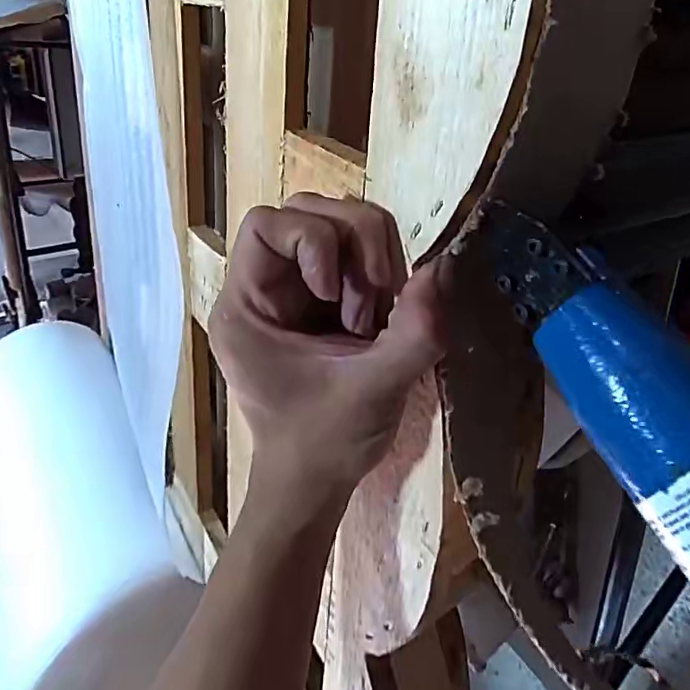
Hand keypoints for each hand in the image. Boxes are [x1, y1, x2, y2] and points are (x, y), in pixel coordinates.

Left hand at [208, 195, 446, 516]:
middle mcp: (266, 284)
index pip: (267, 224)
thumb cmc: (325, 444)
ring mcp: (298, 285)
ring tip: (377, 318)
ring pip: (341, 223)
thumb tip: (443, 265)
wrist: (317, 480)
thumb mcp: (375, 392)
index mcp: (246, 305)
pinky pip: (361, 250)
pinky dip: (384, 271)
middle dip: (356, 248)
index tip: (335, 295)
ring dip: (376, 260)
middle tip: (371, 308)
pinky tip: (385, 315)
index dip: (313, 242)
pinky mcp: (327, 292)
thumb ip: (414, 332)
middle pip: (310, 210)